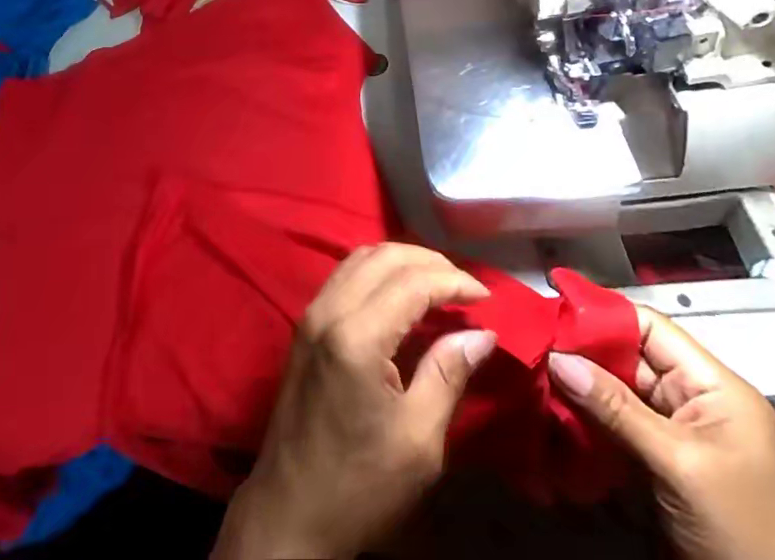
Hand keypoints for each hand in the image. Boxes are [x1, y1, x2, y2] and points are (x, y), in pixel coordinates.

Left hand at [212, 244, 497, 558]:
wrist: (286, 519)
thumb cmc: (358, 485)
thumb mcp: (418, 439)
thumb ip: (449, 373)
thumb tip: (483, 333)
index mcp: (356, 338)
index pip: (415, 282)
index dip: (456, 282)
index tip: (487, 298)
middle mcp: (329, 312)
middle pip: (388, 256)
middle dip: (433, 263)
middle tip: (465, 289)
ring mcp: (311, 316)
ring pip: (363, 256)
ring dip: (405, 261)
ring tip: (438, 285)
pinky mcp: (304, 327)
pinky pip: (346, 274)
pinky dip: (380, 271)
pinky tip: (401, 294)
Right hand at [548, 307, 774, 559]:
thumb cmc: (742, 525)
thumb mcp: (680, 463)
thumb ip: (619, 409)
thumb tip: (559, 358)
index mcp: (712, 383)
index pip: (653, 329)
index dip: (605, 317)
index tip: (555, 315)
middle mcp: (694, 399)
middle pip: (634, 362)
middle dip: (586, 356)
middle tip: (535, 351)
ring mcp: (679, 436)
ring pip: (624, 399)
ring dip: (584, 393)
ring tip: (536, 381)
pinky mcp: (665, 469)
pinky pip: (623, 434)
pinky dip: (593, 428)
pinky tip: (557, 422)